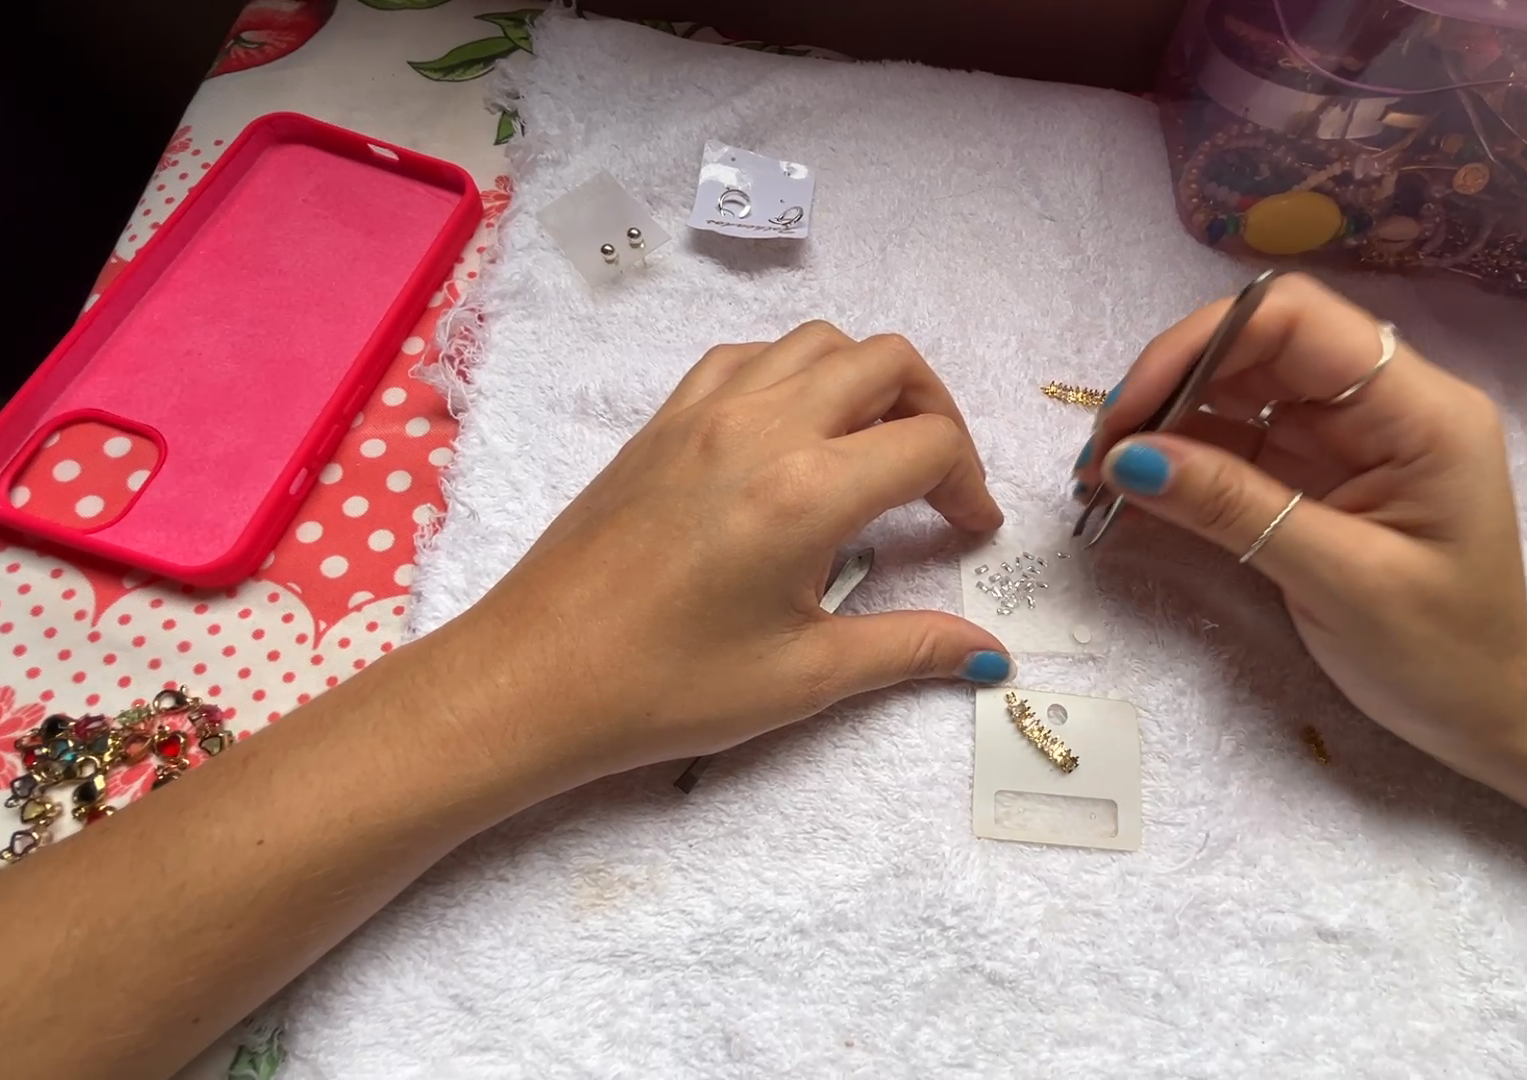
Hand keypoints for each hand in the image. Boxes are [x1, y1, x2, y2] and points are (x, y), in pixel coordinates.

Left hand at [428, 321, 1011, 785]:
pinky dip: (798, 375)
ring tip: (873, 448)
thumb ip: (910, 648)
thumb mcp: (805, 675)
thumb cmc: (670, 687)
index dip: (969, 486)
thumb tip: (992, 654)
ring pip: (819, 343)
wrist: (534, 678)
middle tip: (938, 479)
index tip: (970, 531)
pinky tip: (794, 432)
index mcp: (806, 490)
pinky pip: (752, 357)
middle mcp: (762, 425)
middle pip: (888, 362)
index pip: (929, 446)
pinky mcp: (665, 417)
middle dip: (936, 412)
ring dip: (869, 382)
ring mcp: (705, 408)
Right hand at [1075, 274, 1526, 764]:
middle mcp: (1373, 402)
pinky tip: (1132, 483)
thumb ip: (1233, 508)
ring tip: (1100, 472)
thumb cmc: (1437, 651)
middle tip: (1099, 452)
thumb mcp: (1337, 578)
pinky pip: (1226, 440)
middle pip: (1251, 348)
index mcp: (1415, 410)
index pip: (1294, 322)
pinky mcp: (1302, 468)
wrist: (1475, 706)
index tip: (1129, 412)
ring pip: (1229, 390)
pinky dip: (1171, 457)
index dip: (1198, 345)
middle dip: (1164, 386)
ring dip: (1157, 422)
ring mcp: (1334, 434)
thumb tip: (1128, 459)